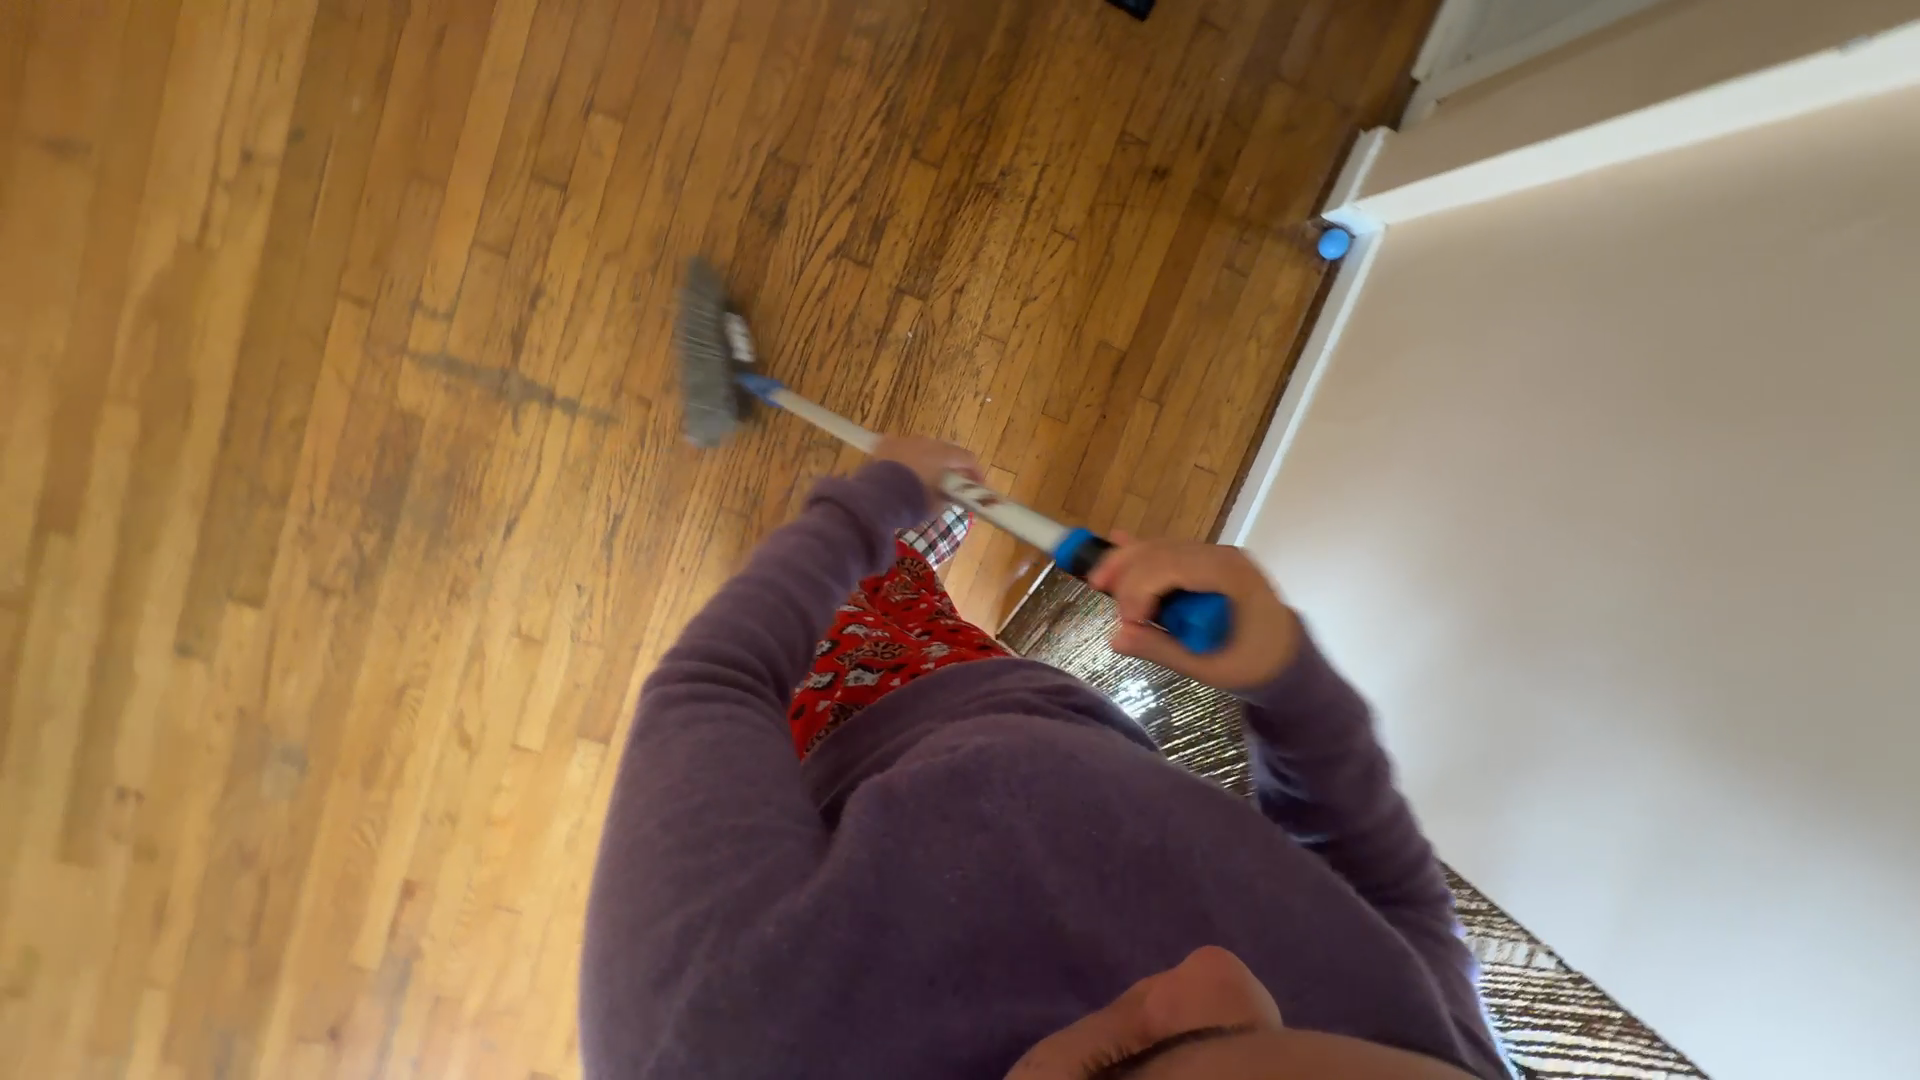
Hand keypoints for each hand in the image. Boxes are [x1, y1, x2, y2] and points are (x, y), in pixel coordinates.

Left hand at [872, 435, 982, 505]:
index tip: (978, 485)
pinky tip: (904, 471)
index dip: (975, 472)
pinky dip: (908, 459)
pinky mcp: (886, 444)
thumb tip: (950, 496)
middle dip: (950, 465)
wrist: (875, 496)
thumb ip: (947, 498)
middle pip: (945, 451)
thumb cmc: (911, 500)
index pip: (967, 458)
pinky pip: (903, 450)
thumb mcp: (936, 505)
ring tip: (925, 477)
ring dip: (928, 460)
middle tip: (951, 482)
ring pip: (923, 448)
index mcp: (943, 454)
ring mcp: (905, 440)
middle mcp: (926, 442)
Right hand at [1085, 536, 1300, 691]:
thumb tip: (1116, 637)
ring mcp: (1214, 556)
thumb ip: (1162, 650)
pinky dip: (1141, 554)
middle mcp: (1223, 556)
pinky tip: (1115, 540)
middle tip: (1103, 598)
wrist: (1285, 657)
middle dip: (1127, 573)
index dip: (1141, 588)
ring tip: (1099, 580)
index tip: (1128, 621)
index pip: (1173, 567)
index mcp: (1232, 577)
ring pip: (1160, 548)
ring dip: (1127, 562)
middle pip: (1161, 552)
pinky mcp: (1204, 562)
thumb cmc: (1253, 665)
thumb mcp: (1209, 668)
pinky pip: (1168, 553)